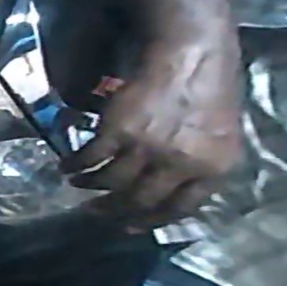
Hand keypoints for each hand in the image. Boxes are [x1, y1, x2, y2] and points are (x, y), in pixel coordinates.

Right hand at [66, 22, 243, 228]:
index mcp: (213, 169)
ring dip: (89, 186)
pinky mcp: (117, 131)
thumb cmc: (211, 95)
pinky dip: (74, 164)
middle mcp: (180, 164)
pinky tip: (66, 165)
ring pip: (111, 181)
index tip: (127, 226)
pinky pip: (90, 157)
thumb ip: (199, 167)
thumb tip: (167, 189)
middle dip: (114, 209)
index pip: (178, 208)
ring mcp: (146, 148)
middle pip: (140, 198)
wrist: (190, 59)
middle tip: (95, 212)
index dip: (149, 221)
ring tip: (77, 184)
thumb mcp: (220, 139)